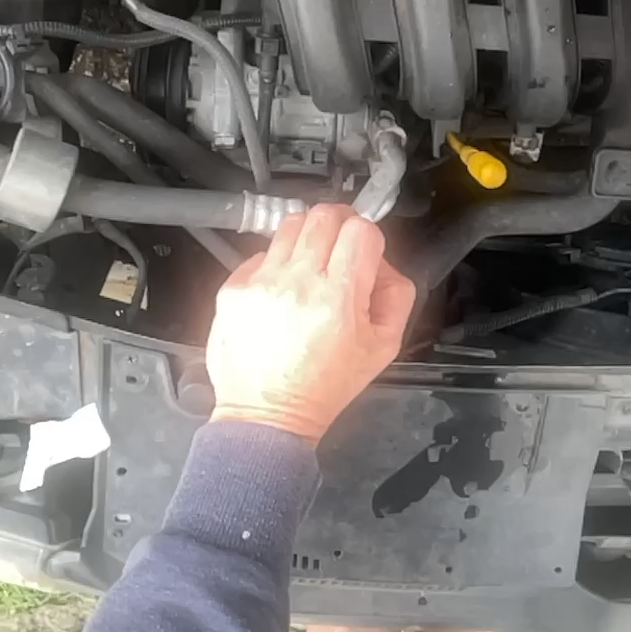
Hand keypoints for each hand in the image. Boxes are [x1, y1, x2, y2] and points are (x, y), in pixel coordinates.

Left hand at [206, 204, 416, 444]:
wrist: (267, 416)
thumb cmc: (324, 386)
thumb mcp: (384, 347)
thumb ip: (397, 295)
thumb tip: (383, 263)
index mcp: (338, 297)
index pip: (361, 230)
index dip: (369, 237)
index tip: (365, 253)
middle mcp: (298, 282)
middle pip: (324, 215)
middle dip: (340, 224)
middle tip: (342, 246)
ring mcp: (261, 282)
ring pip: (290, 225)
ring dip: (308, 237)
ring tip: (312, 266)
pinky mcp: (233, 288)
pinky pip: (261, 253)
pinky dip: (277, 263)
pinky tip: (283, 290)